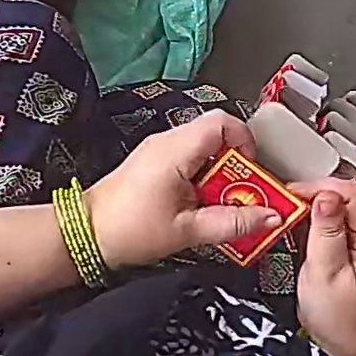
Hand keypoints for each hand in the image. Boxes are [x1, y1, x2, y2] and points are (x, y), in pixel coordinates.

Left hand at [85, 110, 282, 269]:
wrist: (85, 233)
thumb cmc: (129, 230)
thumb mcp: (187, 231)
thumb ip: (232, 222)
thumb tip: (270, 216)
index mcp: (176, 149)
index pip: (223, 121)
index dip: (245, 143)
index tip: (251, 174)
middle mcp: (168, 141)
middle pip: (217, 135)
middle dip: (237, 165)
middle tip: (242, 196)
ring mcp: (159, 150)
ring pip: (205, 148)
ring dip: (220, 174)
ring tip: (219, 204)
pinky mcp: (154, 162)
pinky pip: (190, 158)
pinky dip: (204, 177)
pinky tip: (199, 205)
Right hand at [293, 178, 355, 355]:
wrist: (341, 349)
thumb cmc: (337, 320)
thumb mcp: (327, 273)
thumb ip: (327, 232)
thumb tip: (326, 196)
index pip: (351, 194)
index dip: (321, 187)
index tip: (294, 193)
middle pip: (343, 195)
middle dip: (313, 192)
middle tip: (286, 199)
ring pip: (335, 206)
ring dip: (310, 203)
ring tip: (287, 208)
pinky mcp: (344, 248)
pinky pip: (329, 221)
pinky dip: (310, 217)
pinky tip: (296, 222)